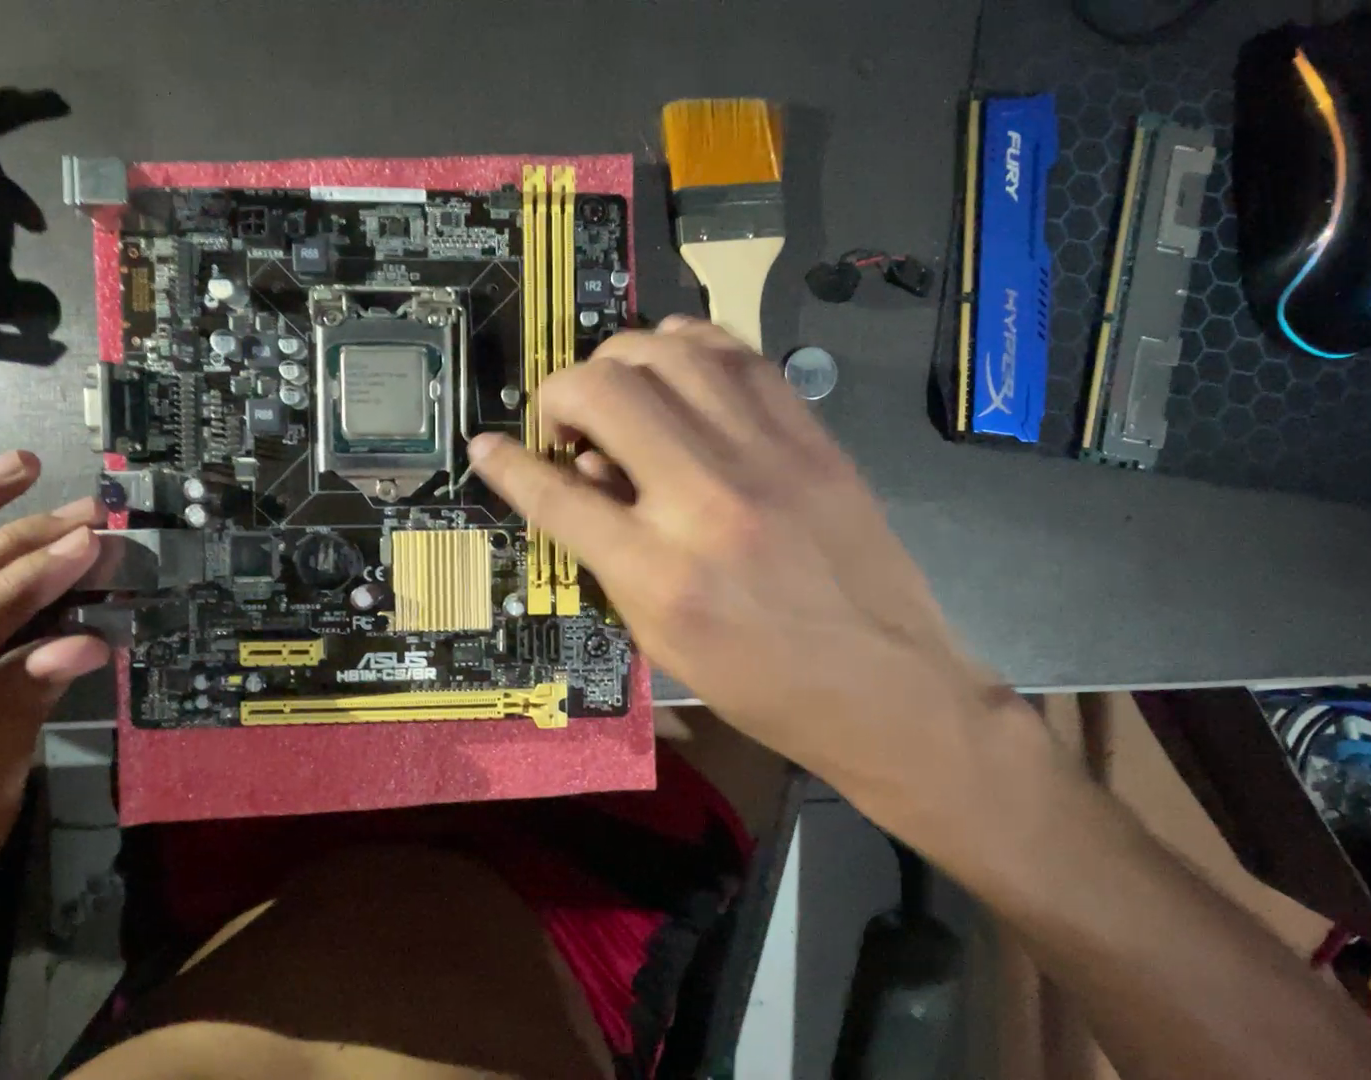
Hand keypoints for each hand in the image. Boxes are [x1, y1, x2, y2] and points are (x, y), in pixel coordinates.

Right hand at [470, 318, 1003, 789]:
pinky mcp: (812, 437)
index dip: (508, 464)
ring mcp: (767, 457)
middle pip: (605, 391)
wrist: (884, 684)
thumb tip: (581, 473)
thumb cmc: (761, 683)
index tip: (486, 445)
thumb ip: (609, 553)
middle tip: (569, 426)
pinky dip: (691, 348)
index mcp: (660, 572)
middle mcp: (707, 499)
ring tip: (621, 393)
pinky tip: (678, 370)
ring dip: (623, 360)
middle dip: (562, 394)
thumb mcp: (662, 640)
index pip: (556, 493)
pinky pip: (738, 355)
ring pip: (669, 351)